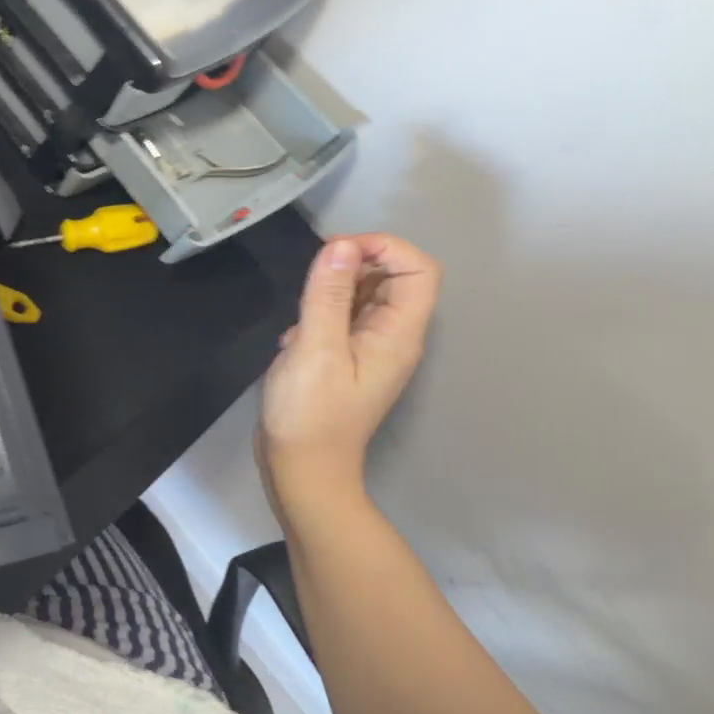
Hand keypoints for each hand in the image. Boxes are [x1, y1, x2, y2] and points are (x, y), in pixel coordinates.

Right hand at [258, 234, 440, 520]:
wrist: (302, 467)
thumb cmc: (311, 411)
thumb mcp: (314, 348)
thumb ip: (327, 295)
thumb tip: (341, 245)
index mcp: (399, 333)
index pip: (418, 269)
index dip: (384, 248)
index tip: (336, 251)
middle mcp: (393, 337)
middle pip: (394, 278)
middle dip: (355, 263)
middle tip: (311, 275)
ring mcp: (371, 349)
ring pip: (366, 296)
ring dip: (333, 288)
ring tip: (300, 307)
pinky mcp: (347, 359)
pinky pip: (343, 317)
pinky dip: (321, 311)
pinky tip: (295, 334)